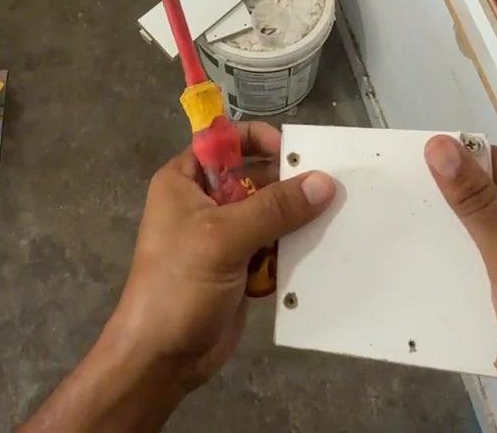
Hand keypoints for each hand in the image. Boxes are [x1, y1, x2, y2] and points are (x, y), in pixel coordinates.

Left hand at [102, 122, 337, 388]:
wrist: (162, 358)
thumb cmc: (179, 284)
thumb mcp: (224, 237)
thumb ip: (274, 208)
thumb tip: (324, 182)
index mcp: (185, 179)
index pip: (224, 141)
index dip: (257, 139)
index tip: (293, 152)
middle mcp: (204, 200)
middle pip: (253, 176)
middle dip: (287, 182)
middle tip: (330, 186)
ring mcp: (223, 234)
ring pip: (268, 211)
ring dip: (295, 217)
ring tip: (334, 216)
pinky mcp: (240, 265)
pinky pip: (274, 244)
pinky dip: (292, 246)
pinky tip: (319, 248)